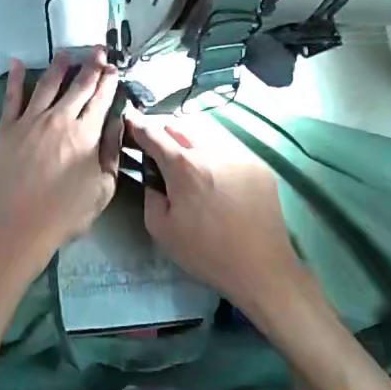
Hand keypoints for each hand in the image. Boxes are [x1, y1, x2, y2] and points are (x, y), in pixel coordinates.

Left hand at [0, 50, 120, 272]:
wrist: (20, 226)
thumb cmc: (67, 212)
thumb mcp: (103, 188)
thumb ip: (111, 152)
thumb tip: (116, 122)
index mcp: (85, 134)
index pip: (100, 99)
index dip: (108, 81)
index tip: (113, 67)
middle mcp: (59, 119)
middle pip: (78, 86)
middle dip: (90, 66)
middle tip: (98, 49)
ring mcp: (30, 121)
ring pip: (47, 85)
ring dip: (58, 66)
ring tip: (66, 52)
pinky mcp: (6, 129)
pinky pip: (11, 98)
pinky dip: (15, 79)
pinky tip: (17, 63)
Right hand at [124, 110, 304, 314]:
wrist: (261, 267)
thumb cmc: (205, 252)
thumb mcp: (161, 228)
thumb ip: (150, 192)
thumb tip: (152, 173)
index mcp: (183, 166)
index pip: (153, 134)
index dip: (138, 126)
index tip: (129, 122)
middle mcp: (211, 151)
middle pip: (181, 127)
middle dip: (166, 133)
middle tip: (160, 150)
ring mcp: (239, 156)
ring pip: (208, 137)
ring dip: (193, 144)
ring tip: (191, 167)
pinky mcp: (259, 167)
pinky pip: (230, 152)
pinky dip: (217, 159)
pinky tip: (219, 182)